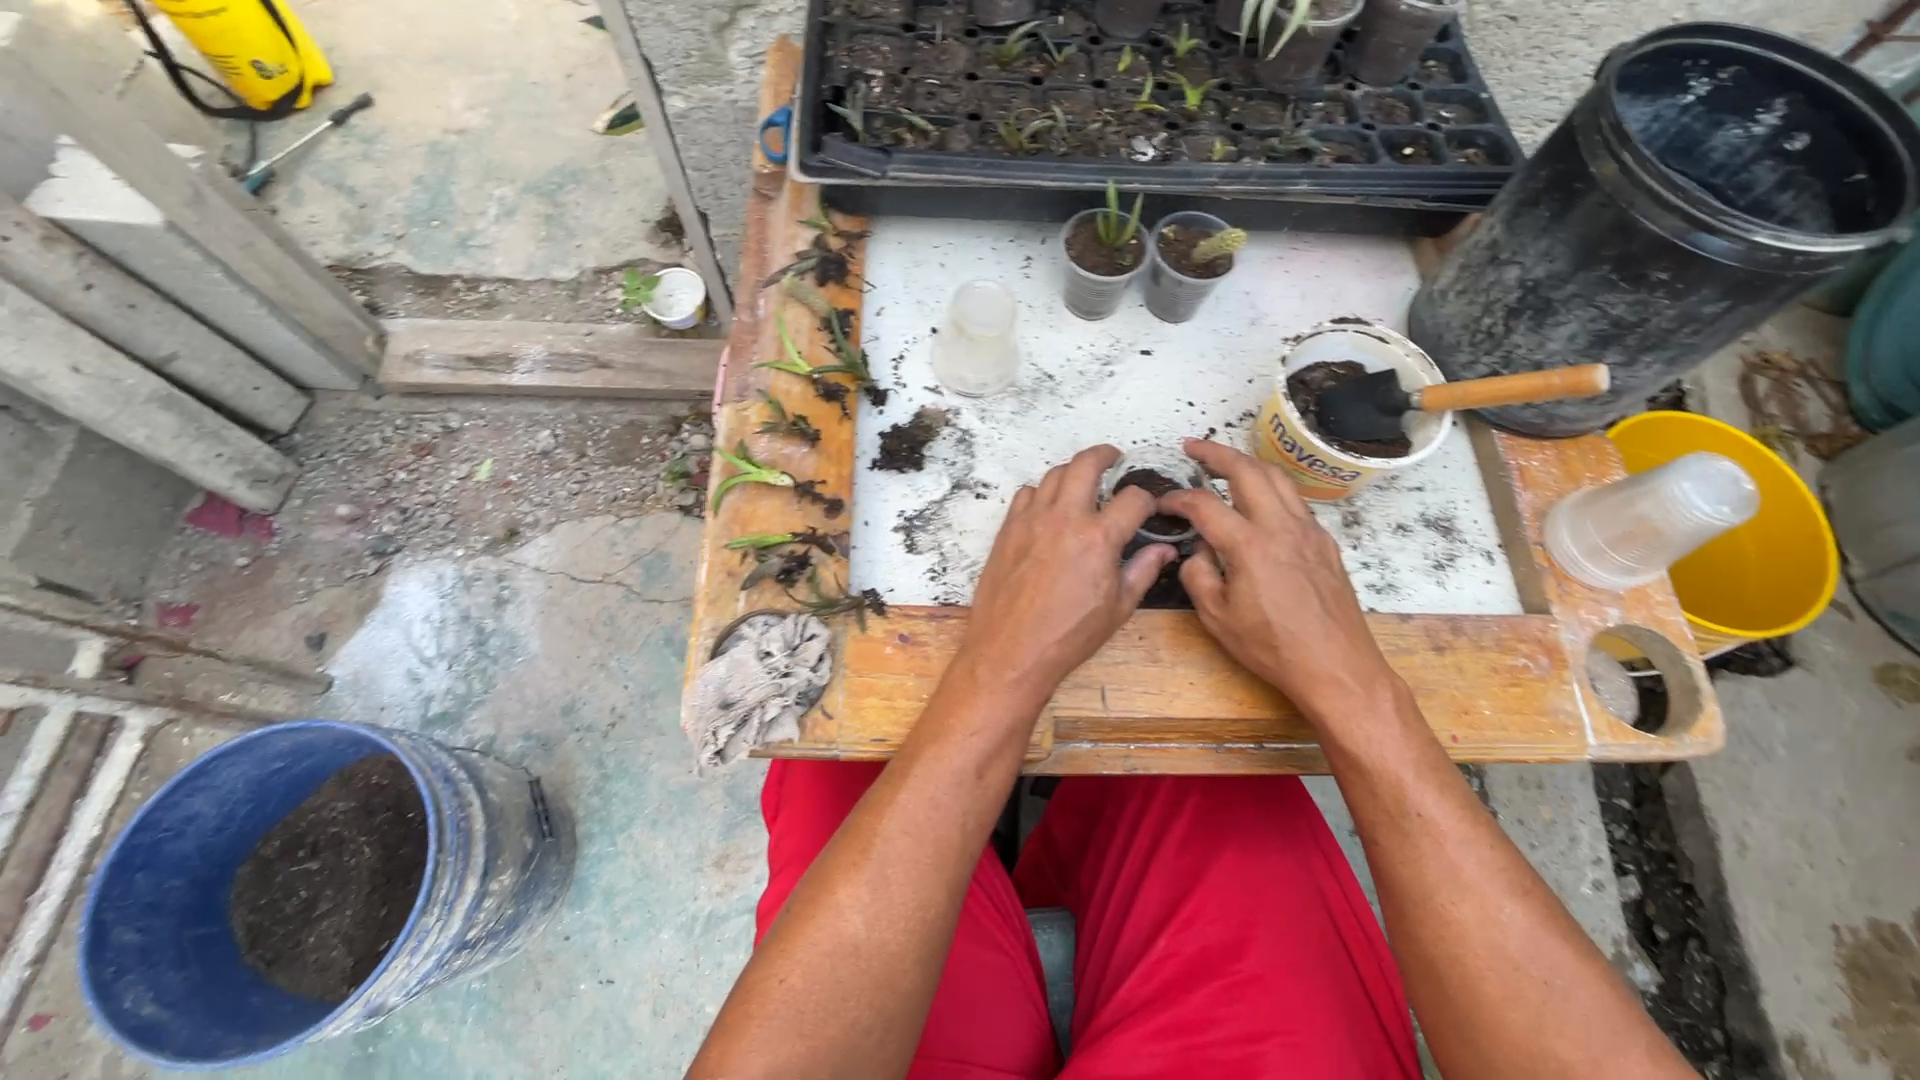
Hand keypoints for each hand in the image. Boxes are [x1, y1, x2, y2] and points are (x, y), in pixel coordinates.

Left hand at [956, 444, 1176, 704]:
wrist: (1011, 651)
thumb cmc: (1067, 636)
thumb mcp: (1118, 608)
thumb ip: (1142, 570)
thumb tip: (1164, 549)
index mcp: (1098, 538)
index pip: (1133, 498)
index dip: (1147, 499)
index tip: (1149, 505)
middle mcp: (1064, 519)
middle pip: (1086, 464)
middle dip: (1105, 454)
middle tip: (1113, 458)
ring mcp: (1031, 521)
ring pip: (1053, 474)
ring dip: (1072, 472)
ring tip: (1082, 482)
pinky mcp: (1007, 530)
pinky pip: (1026, 495)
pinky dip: (1041, 493)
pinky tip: (1048, 507)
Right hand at [1159, 439, 1398, 722]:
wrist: (1336, 666)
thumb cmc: (1272, 648)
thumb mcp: (1216, 618)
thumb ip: (1198, 575)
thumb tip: (1198, 550)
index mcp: (1249, 545)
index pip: (1204, 505)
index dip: (1177, 498)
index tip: (1161, 502)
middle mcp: (1281, 527)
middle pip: (1248, 470)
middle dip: (1217, 453)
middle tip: (1193, 447)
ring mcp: (1309, 532)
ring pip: (1278, 479)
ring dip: (1248, 464)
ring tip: (1226, 464)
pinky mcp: (1325, 544)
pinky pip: (1295, 502)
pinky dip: (1272, 489)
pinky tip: (1260, 503)